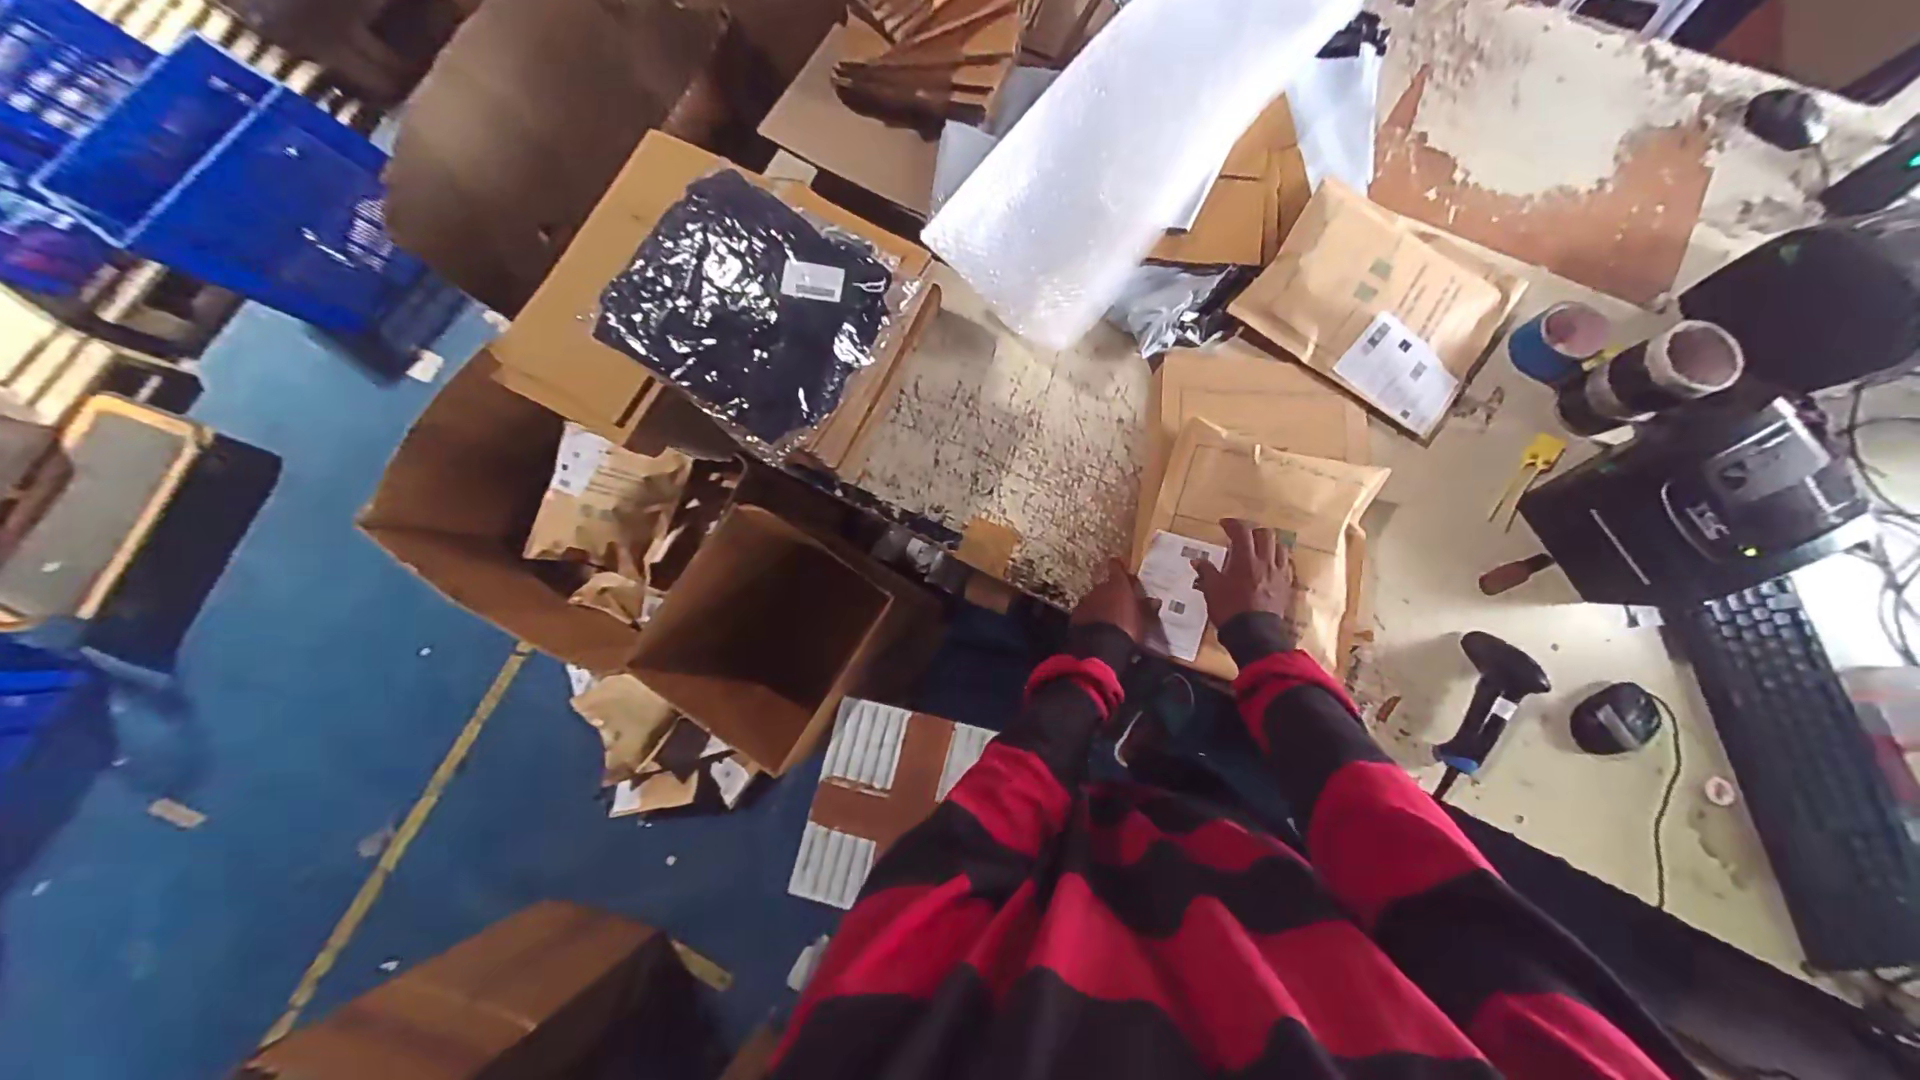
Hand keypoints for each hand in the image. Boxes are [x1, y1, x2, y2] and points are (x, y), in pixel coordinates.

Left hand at [1072, 558, 1153, 643]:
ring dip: (1101, 605)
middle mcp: (1099, 588)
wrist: (1099, 648)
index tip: (1121, 568)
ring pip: (1095, 598)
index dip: (1119, 567)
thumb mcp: (1143, 620)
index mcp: (1118, 585)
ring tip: (1110, 618)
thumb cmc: (1127, 630)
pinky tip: (1097, 627)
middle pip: (1106, 585)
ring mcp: (1085, 601)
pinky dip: (1092, 615)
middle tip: (1122, 604)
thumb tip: (1154, 601)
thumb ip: (1146, 608)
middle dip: (1113, 592)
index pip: (1116, 567)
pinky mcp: (1076, 615)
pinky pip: (1086, 611)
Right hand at [1192, 518, 1296, 629]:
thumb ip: (1206, 572)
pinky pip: (1287, 564)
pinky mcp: (1287, 585)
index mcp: (1245, 560)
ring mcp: (1279, 573)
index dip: (1232, 524)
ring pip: (1280, 547)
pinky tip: (1271, 565)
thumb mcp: (1212, 590)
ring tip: (1259, 548)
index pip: (1241, 532)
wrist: (1255, 634)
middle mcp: (1265, 562)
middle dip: (1253, 531)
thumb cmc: (1230, 610)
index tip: (1224, 524)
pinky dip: (1278, 559)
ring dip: (1269, 543)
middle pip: (1266, 534)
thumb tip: (1197, 561)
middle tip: (1242, 536)